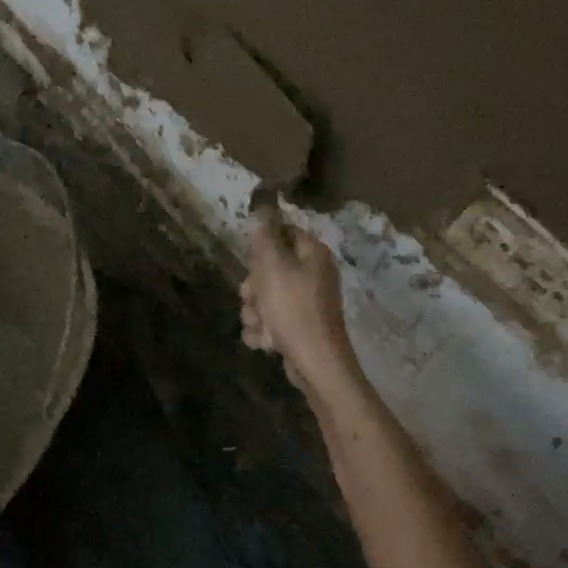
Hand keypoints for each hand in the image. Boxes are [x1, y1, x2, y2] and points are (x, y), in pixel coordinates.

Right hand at [241, 204, 356, 395]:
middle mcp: (314, 273)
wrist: (316, 363)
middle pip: (270, 266)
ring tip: (260, 325)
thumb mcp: (272, 266)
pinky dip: (264, 330)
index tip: (251, 259)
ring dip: (254, 311)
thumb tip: (262, 205)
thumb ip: (264, 234)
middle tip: (252, 297)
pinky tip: (265, 342)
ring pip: (266, 296)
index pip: (284, 231)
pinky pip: (272, 320)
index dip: (262, 244)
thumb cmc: (293, 309)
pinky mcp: (300, 326)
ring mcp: (308, 302)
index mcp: (313, 253)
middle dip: (253, 286)